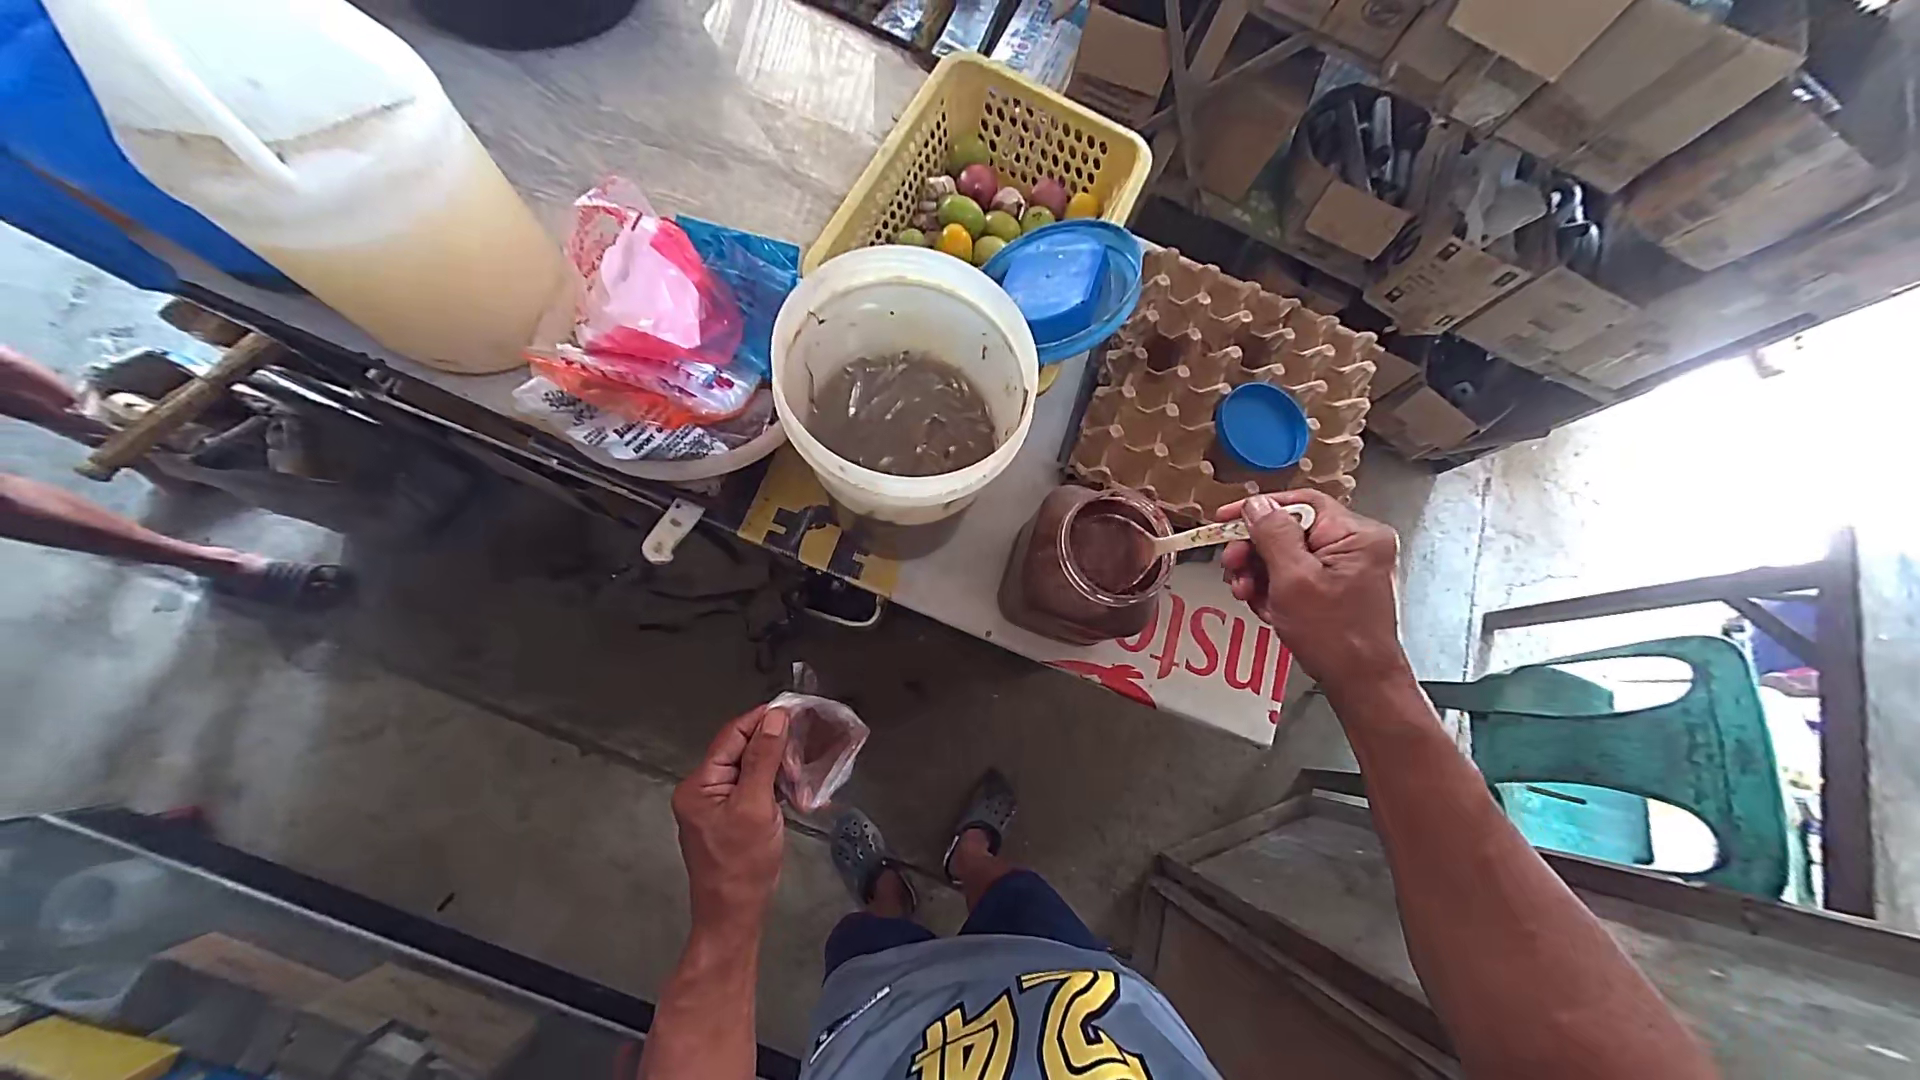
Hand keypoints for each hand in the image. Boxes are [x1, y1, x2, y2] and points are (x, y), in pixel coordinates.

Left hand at [672, 705, 790, 932]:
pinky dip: (776, 784)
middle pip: (742, 749)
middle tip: (802, 746)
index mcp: (699, 784)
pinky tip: (794, 788)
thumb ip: (764, 758)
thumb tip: (774, 716)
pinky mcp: (733, 815)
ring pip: (752, 767)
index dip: (762, 719)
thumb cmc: (743, 866)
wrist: (735, 916)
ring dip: (778, 767)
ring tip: (801, 774)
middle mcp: (704, 789)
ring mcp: (718, 803)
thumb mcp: (756, 806)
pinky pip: (755, 786)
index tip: (793, 710)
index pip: (732, 735)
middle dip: (774, 746)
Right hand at [1217, 490, 1408, 688]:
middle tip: (1232, 568)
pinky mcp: (1335, 584)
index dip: (1258, 509)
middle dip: (1254, 550)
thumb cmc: (1334, 636)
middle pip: (1288, 529)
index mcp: (1356, 535)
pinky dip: (1271, 587)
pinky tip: (1264, 604)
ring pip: (1284, 553)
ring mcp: (1345, 565)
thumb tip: (1256, 504)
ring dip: (1257, 573)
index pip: (1299, 503)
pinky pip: (1292, 573)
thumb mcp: (1294, 580)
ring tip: (1245, 593)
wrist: (1359, 682)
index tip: (1225, 520)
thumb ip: (1273, 536)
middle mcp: (1355, 544)